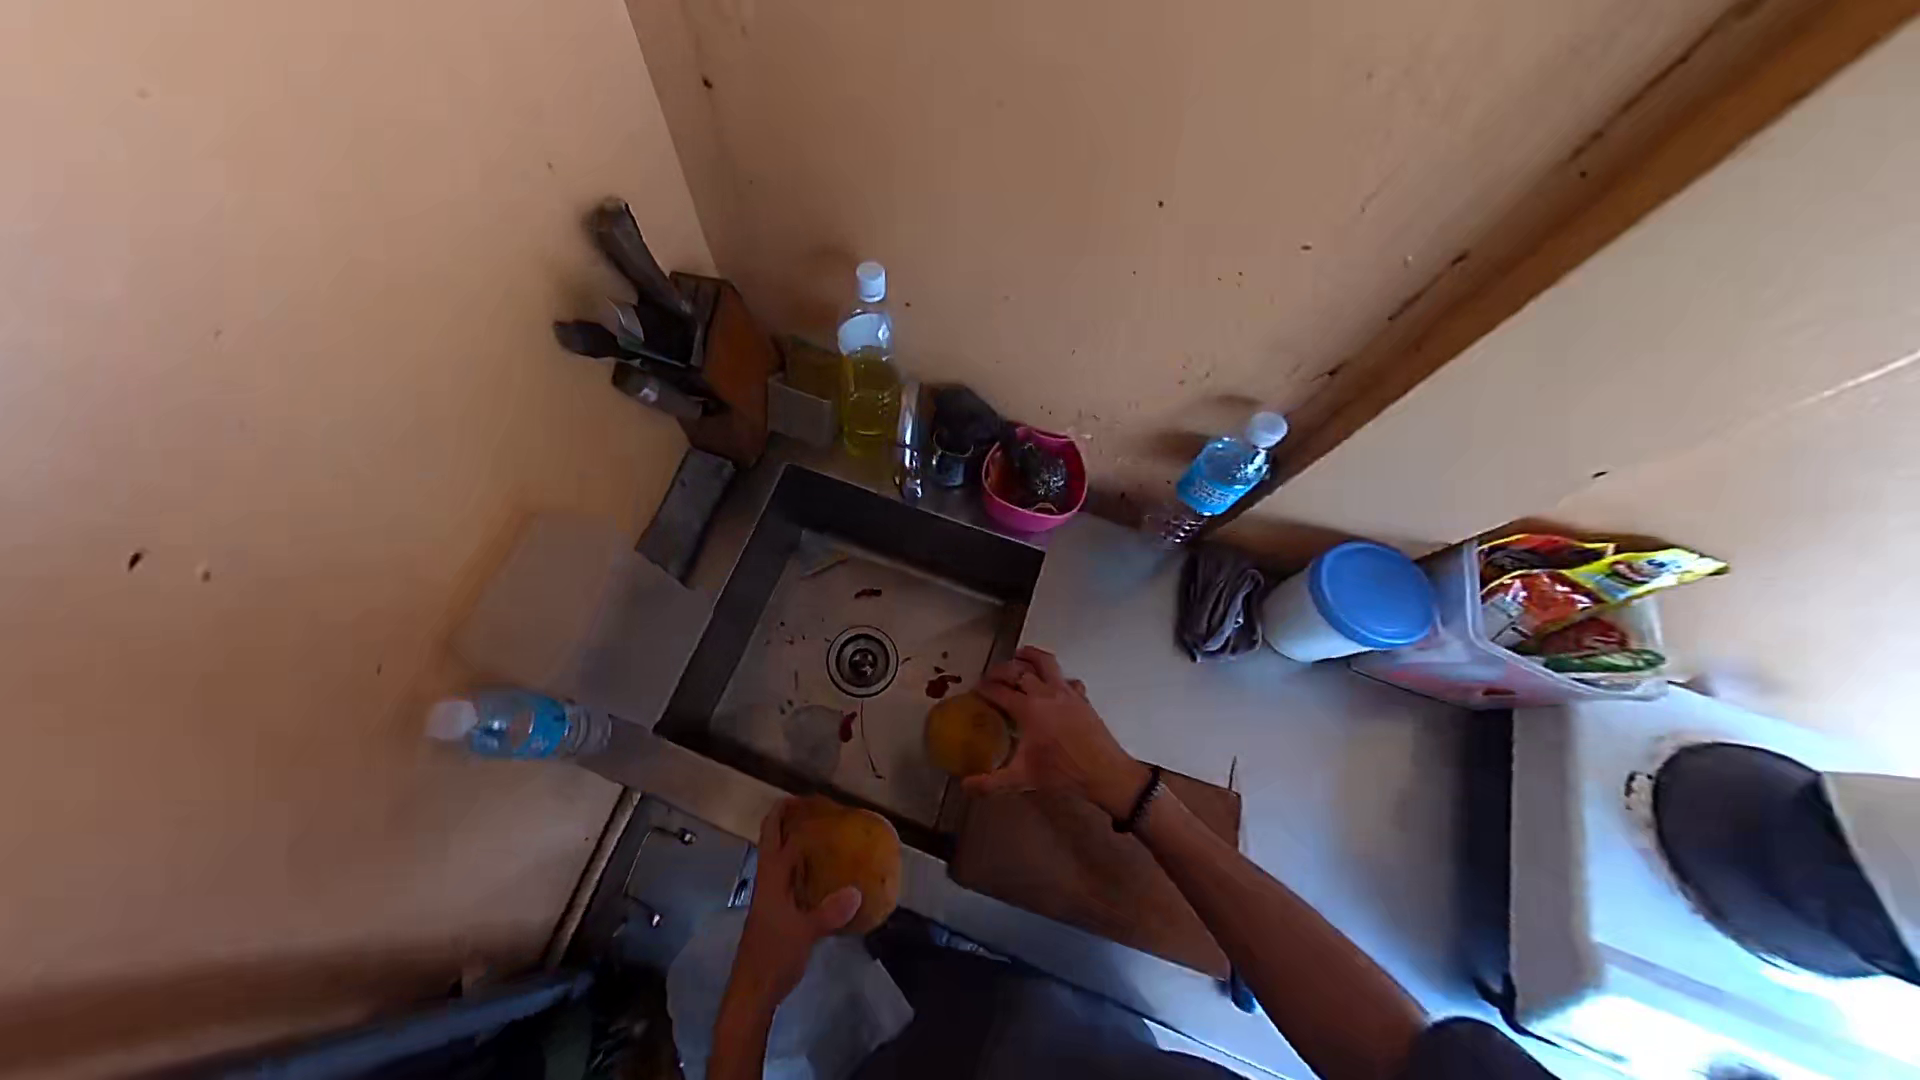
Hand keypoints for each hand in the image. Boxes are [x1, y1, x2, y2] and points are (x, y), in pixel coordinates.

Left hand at [726, 799, 863, 1009]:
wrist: (752, 993)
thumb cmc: (773, 956)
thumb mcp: (804, 933)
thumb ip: (829, 911)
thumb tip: (857, 890)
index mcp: (770, 879)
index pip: (773, 835)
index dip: (785, 812)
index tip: (805, 797)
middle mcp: (768, 882)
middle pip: (773, 841)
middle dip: (788, 821)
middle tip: (815, 809)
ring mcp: (770, 898)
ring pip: (781, 859)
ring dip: (795, 842)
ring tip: (823, 832)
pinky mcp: (777, 914)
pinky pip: (790, 878)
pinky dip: (804, 867)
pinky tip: (823, 872)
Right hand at [969, 646, 1149, 818]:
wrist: (1104, 772)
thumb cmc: (1062, 773)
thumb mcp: (1022, 779)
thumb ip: (991, 782)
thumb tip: (966, 786)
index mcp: (1028, 709)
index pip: (999, 691)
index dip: (985, 688)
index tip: (976, 689)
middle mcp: (1045, 693)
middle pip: (1019, 670)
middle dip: (1001, 670)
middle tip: (992, 675)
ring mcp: (1066, 692)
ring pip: (1046, 662)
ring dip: (1030, 656)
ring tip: (1020, 654)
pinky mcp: (1082, 698)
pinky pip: (1067, 679)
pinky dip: (1058, 676)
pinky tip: (1055, 684)